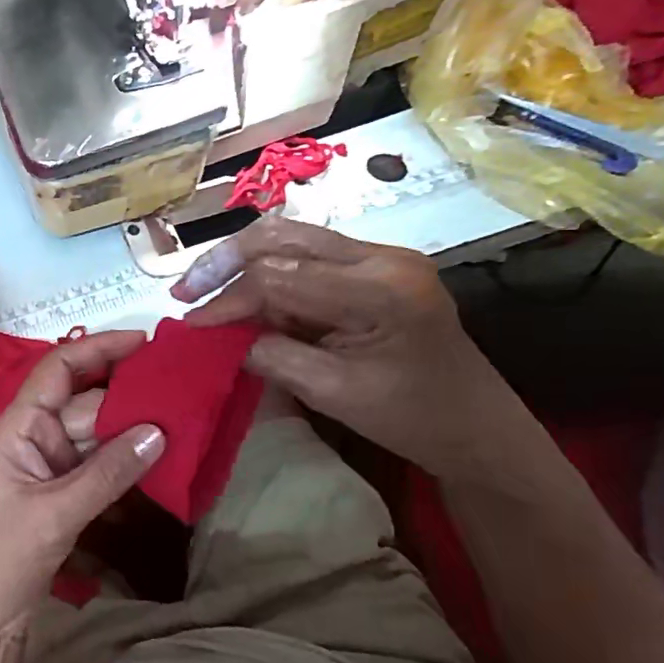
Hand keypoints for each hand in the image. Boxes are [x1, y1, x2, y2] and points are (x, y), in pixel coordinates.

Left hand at [0, 331, 164, 648]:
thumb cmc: (1, 559)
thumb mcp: (55, 513)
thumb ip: (107, 473)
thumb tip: (159, 433)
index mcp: (20, 425)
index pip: (60, 368)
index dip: (99, 348)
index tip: (144, 340)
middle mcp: (37, 435)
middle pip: (89, 399)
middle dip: (131, 392)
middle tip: (182, 386)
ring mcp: (54, 463)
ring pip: (100, 431)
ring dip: (136, 426)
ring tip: (184, 415)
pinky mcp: (68, 490)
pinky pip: (104, 461)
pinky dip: (130, 457)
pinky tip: (163, 454)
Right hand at [171, 218, 522, 470]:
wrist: (476, 425)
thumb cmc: (413, 420)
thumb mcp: (335, 394)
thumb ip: (274, 355)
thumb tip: (224, 334)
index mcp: (381, 288)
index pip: (281, 276)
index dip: (229, 299)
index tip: (192, 324)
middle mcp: (383, 255)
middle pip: (285, 237)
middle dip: (228, 262)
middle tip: (187, 291)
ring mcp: (383, 255)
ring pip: (294, 238)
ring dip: (246, 263)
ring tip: (206, 289)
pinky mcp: (378, 265)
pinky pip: (311, 256)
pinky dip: (273, 273)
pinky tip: (249, 296)